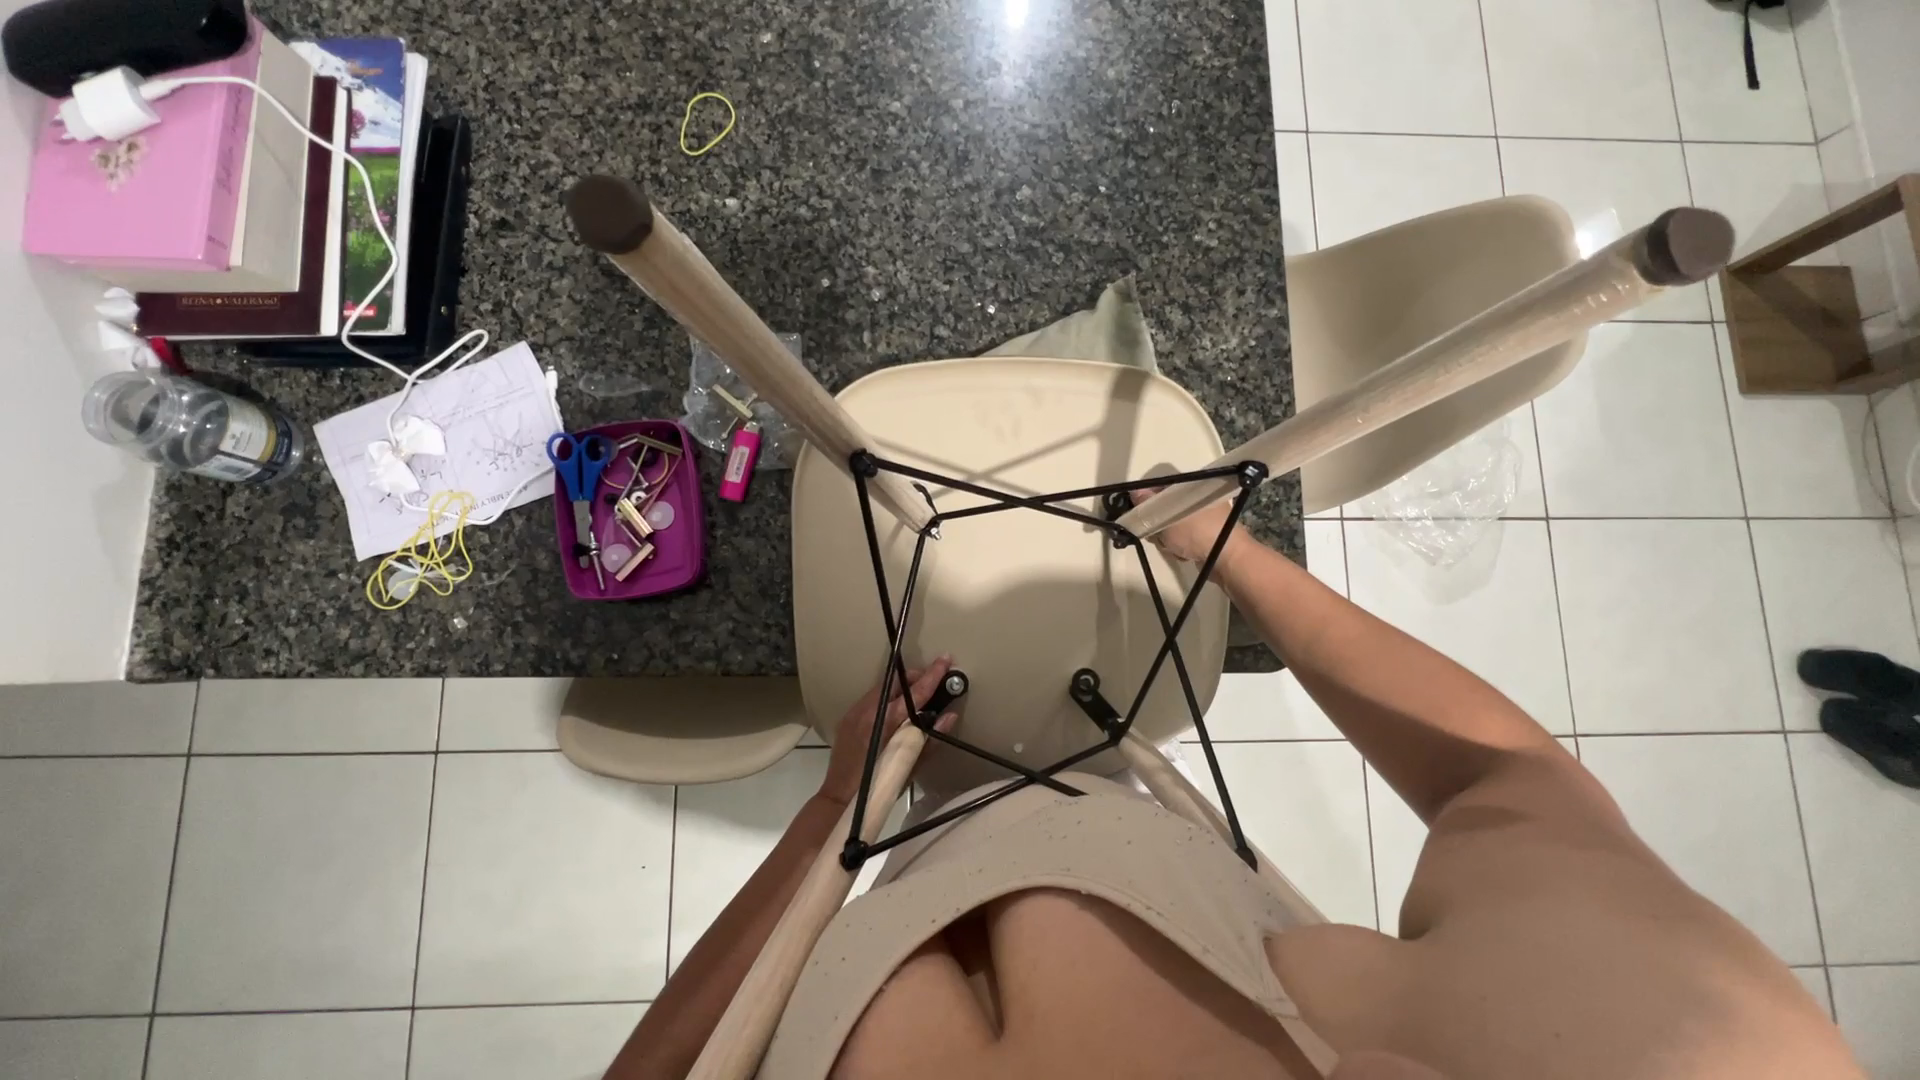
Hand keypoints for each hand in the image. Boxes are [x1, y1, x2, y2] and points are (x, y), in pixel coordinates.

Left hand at [819, 656, 957, 806]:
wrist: (840, 798)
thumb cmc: (879, 787)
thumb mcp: (910, 766)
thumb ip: (930, 739)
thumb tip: (950, 715)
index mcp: (884, 722)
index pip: (914, 693)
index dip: (933, 676)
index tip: (946, 659)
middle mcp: (867, 711)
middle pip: (896, 681)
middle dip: (916, 676)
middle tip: (934, 679)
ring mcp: (855, 712)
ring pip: (883, 688)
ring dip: (902, 686)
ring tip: (918, 691)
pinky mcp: (848, 717)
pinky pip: (872, 698)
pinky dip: (888, 697)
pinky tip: (897, 708)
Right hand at [1128, 488, 1252, 568]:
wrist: (1227, 558)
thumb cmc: (1197, 532)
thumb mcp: (1166, 517)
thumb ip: (1148, 505)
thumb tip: (1134, 491)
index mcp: (1193, 488)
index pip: (1162, 488)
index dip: (1148, 500)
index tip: (1140, 513)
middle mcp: (1198, 500)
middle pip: (1165, 508)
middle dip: (1158, 523)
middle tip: (1157, 533)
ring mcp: (1203, 518)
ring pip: (1172, 525)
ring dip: (1167, 537)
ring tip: (1173, 545)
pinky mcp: (1206, 535)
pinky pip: (1183, 537)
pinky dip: (1179, 545)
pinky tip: (1183, 553)